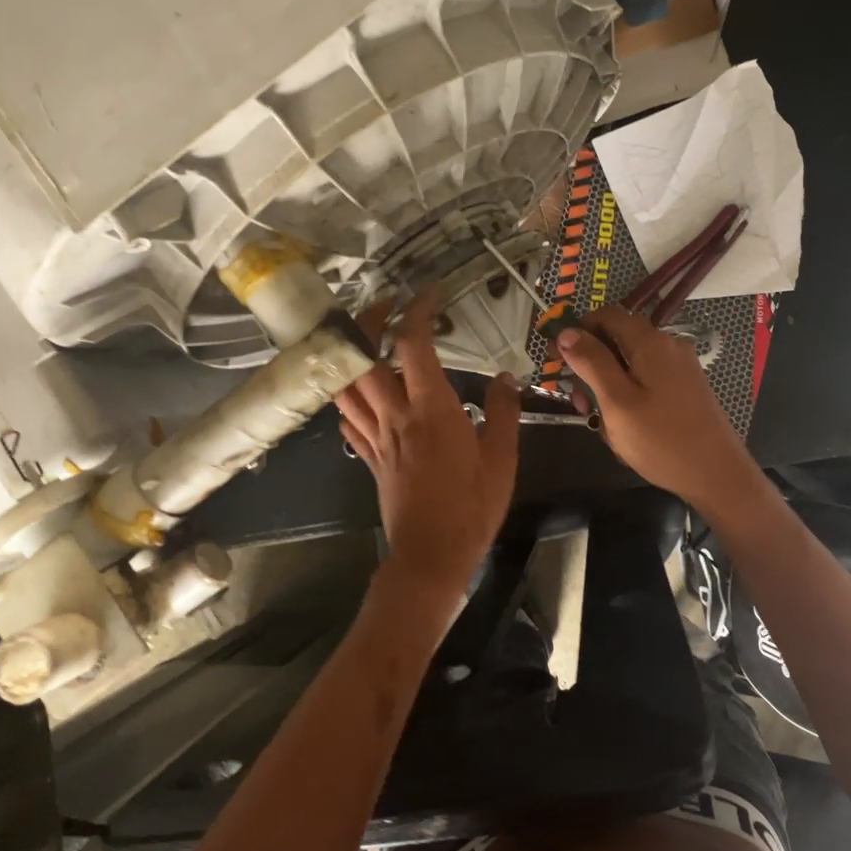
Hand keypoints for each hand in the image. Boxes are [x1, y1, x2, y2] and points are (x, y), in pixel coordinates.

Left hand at [337, 293, 521, 599]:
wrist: (432, 555)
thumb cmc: (471, 508)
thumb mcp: (502, 459)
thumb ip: (502, 412)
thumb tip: (505, 377)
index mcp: (431, 409)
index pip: (414, 345)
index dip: (417, 311)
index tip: (430, 296)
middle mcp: (396, 415)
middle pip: (363, 356)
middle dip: (367, 322)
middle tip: (384, 306)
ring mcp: (376, 436)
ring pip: (346, 384)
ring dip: (349, 354)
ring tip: (364, 338)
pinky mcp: (368, 457)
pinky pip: (347, 419)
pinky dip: (348, 396)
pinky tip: (360, 392)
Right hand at [557, 305, 761, 507]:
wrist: (717, 475)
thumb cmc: (661, 440)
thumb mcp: (616, 401)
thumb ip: (591, 362)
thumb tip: (567, 331)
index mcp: (651, 342)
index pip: (606, 315)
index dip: (577, 330)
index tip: (556, 358)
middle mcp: (668, 346)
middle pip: (617, 341)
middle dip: (592, 369)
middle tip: (580, 406)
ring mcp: (680, 368)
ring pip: (630, 367)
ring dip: (608, 391)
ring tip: (606, 428)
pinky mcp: (686, 388)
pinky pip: (646, 383)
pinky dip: (629, 401)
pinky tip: (626, 432)